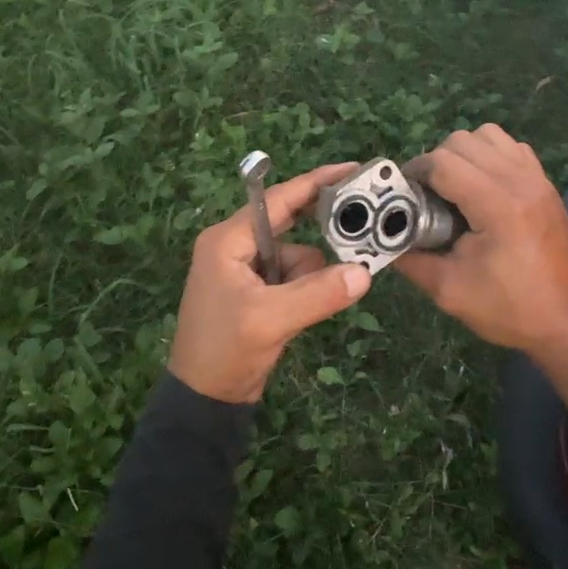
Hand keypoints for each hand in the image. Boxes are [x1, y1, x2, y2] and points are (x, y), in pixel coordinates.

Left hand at [168, 162, 373, 402]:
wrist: (204, 399)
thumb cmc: (225, 350)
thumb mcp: (271, 319)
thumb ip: (319, 293)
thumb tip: (364, 273)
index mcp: (228, 239)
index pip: (278, 199)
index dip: (316, 182)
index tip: (353, 169)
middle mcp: (235, 246)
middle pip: (290, 221)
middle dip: (322, 228)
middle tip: (360, 227)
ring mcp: (245, 270)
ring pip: (297, 254)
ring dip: (312, 274)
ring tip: (301, 306)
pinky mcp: (256, 292)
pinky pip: (293, 276)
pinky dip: (306, 289)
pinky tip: (301, 313)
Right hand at [396, 125, 567, 359]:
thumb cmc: (511, 310)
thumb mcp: (450, 291)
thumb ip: (411, 259)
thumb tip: (383, 237)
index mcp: (499, 206)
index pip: (444, 163)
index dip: (415, 172)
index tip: (403, 194)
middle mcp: (521, 181)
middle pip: (463, 141)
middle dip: (436, 162)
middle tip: (427, 195)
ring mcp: (538, 179)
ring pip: (488, 135)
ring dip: (463, 153)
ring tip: (455, 188)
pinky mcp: (547, 185)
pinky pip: (511, 148)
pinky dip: (490, 155)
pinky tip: (483, 189)